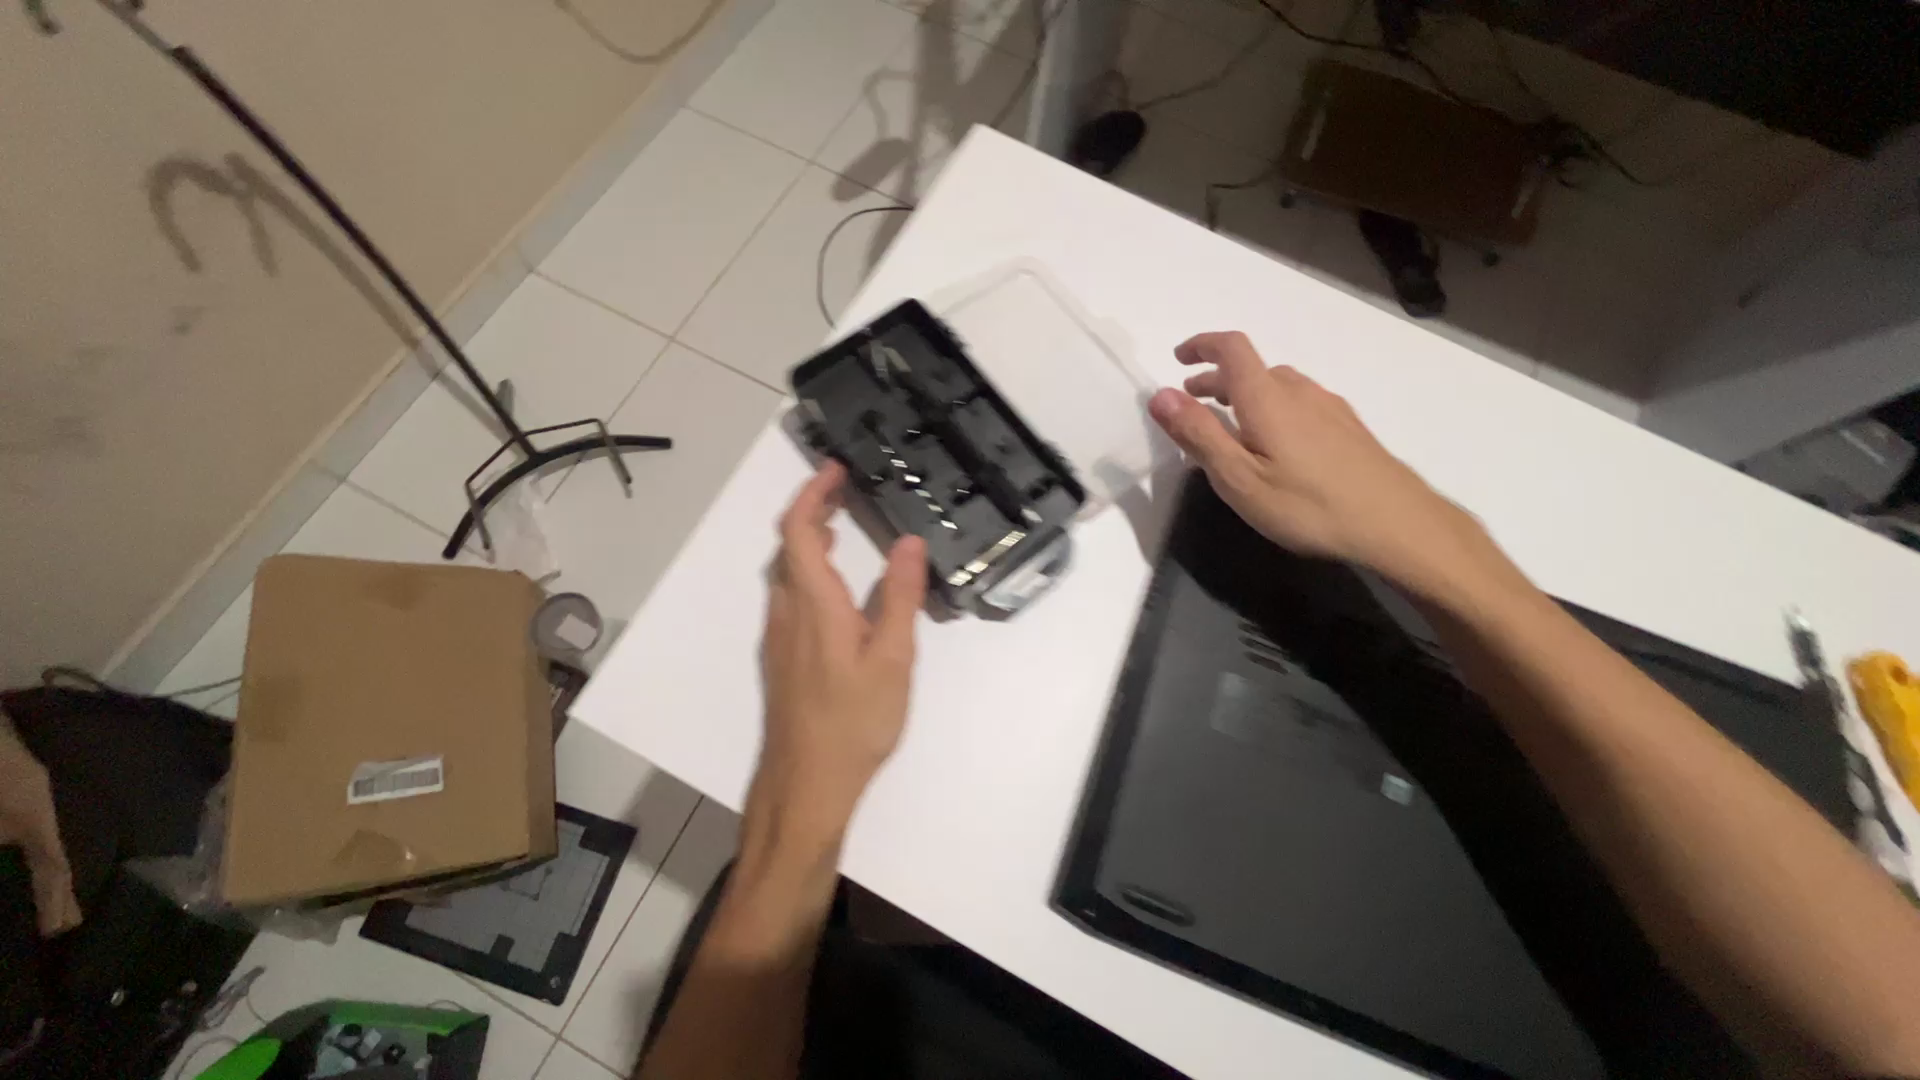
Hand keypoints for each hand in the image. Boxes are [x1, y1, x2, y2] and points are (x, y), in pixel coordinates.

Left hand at [751, 461, 927, 857]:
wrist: (805, 782)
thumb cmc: (853, 722)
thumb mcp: (892, 659)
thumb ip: (898, 598)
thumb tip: (908, 542)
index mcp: (814, 605)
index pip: (800, 531)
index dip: (812, 493)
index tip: (836, 470)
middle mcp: (787, 612)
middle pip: (788, 546)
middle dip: (812, 510)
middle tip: (846, 492)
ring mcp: (779, 636)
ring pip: (786, 573)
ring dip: (810, 542)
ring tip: (844, 529)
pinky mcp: (782, 658)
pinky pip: (790, 597)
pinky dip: (809, 572)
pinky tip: (837, 590)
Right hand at [1147, 331, 1516, 604]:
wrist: (1396, 523)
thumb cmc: (1307, 504)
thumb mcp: (1238, 478)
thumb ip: (1198, 434)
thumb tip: (1160, 395)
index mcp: (1266, 397)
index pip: (1231, 347)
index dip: (1202, 345)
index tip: (1178, 359)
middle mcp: (1298, 391)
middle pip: (1252, 368)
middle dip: (1215, 379)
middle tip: (1192, 404)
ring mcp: (1328, 407)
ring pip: (1277, 386)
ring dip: (1245, 395)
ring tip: (1229, 427)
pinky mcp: (1347, 427)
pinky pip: (1299, 403)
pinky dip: (1272, 409)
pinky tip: (1275, 445)